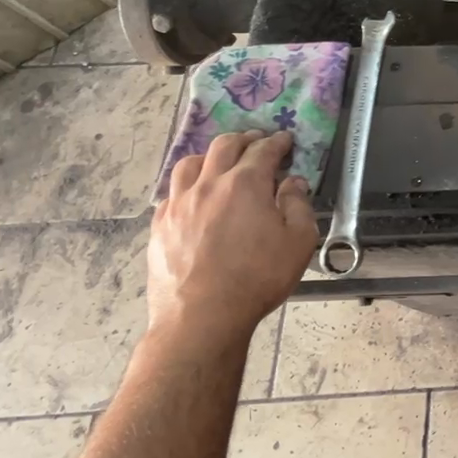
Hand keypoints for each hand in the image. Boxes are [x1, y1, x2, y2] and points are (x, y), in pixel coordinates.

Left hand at [148, 130, 317, 348]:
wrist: (202, 317)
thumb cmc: (258, 277)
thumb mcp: (298, 241)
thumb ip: (298, 205)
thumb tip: (293, 183)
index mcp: (245, 183)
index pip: (264, 150)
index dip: (278, 142)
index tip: (286, 141)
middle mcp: (209, 185)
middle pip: (224, 146)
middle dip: (244, 139)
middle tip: (257, 142)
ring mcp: (178, 205)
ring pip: (189, 164)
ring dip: (209, 157)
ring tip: (220, 164)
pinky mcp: (159, 227)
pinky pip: (171, 193)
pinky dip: (187, 185)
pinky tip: (194, 197)